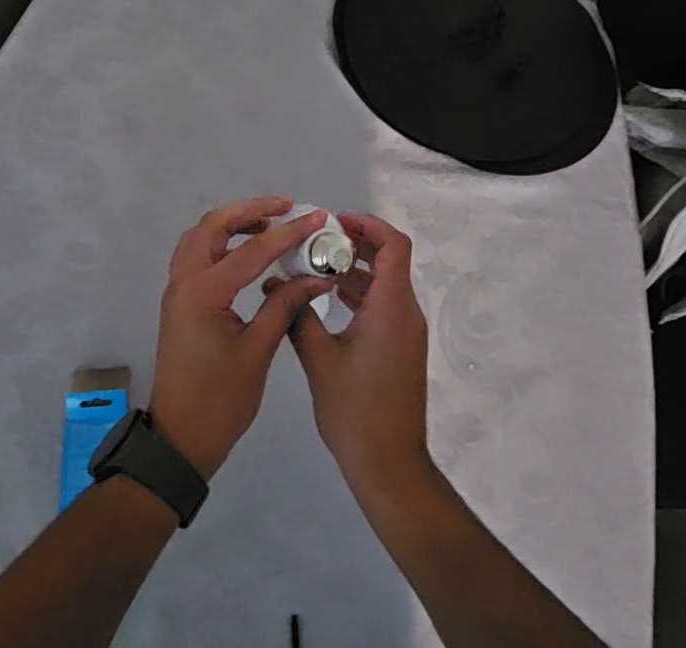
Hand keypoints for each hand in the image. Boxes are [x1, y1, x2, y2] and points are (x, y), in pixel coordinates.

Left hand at [149, 198, 333, 480]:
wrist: (180, 438)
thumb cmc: (221, 400)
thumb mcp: (259, 351)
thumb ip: (285, 305)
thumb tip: (318, 276)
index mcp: (204, 293)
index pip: (252, 251)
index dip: (289, 232)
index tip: (318, 218)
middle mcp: (184, 283)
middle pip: (213, 227)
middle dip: (249, 210)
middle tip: (286, 206)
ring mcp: (177, 292)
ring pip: (200, 238)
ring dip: (232, 224)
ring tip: (269, 224)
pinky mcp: (180, 304)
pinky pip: (196, 257)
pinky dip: (221, 243)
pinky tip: (249, 254)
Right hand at [287, 213, 432, 501]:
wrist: (389, 463)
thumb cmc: (354, 411)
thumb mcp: (319, 361)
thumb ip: (299, 317)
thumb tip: (279, 286)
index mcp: (391, 308)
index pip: (394, 246)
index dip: (369, 225)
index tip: (335, 222)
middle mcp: (406, 313)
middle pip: (390, 260)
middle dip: (354, 245)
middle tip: (315, 242)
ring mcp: (406, 332)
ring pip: (386, 284)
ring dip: (354, 271)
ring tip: (313, 267)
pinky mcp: (401, 348)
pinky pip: (384, 306)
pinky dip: (360, 294)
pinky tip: (328, 299)